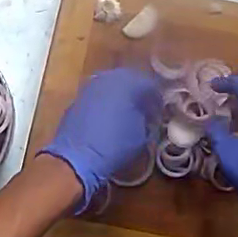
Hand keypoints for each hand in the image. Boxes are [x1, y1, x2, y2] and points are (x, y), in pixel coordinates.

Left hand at [39, 68, 157, 213]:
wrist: (75, 158)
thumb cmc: (114, 145)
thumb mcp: (141, 134)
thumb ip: (148, 117)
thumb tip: (149, 113)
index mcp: (128, 81)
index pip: (151, 84)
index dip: (159, 98)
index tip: (162, 111)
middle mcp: (108, 78)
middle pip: (131, 80)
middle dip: (141, 93)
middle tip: (148, 110)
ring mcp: (91, 87)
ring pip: (114, 86)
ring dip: (124, 97)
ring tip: (130, 114)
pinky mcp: (78, 99)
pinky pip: (100, 95)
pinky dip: (108, 102)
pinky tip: (111, 118)